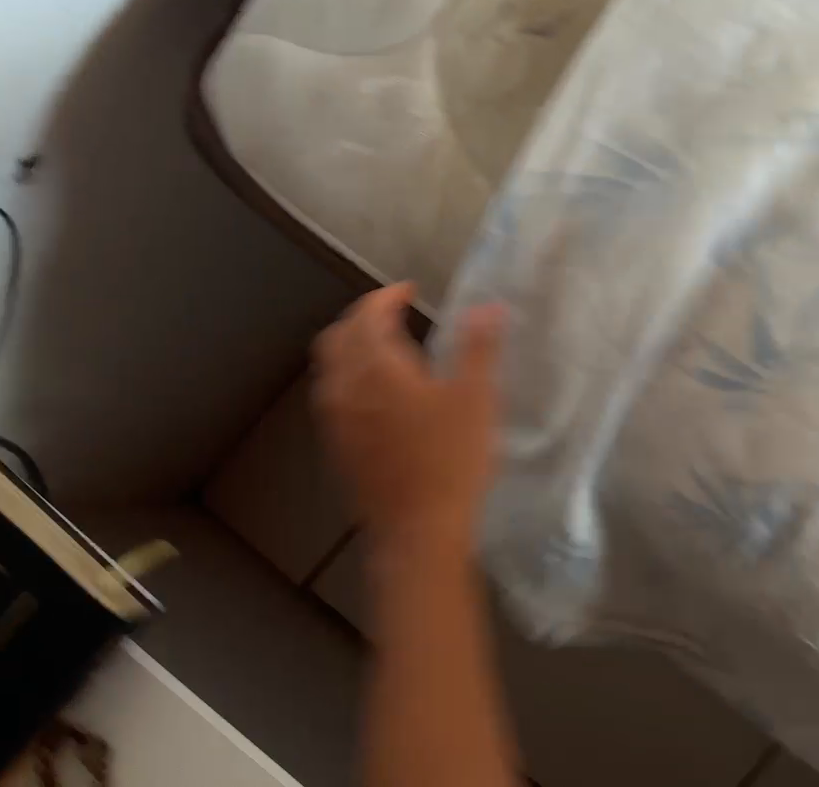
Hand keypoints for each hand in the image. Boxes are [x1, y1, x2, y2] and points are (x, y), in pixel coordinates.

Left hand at [312, 283, 505, 557]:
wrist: (419, 529)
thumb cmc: (453, 458)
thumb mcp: (478, 398)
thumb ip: (479, 348)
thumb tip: (487, 306)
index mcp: (377, 372)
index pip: (366, 319)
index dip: (385, 298)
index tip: (410, 289)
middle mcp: (346, 391)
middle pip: (336, 340)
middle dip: (362, 318)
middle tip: (395, 311)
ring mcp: (337, 423)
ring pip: (330, 369)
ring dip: (352, 347)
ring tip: (388, 346)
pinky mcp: (340, 447)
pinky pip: (335, 396)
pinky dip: (352, 376)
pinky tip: (382, 392)